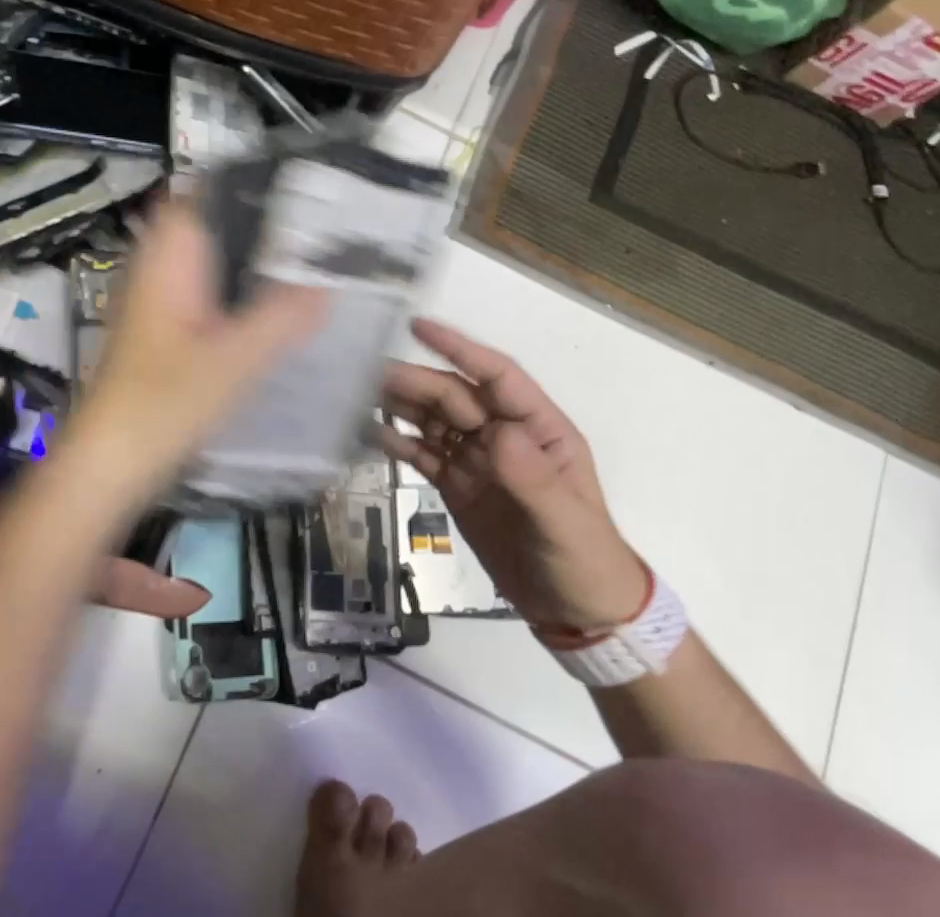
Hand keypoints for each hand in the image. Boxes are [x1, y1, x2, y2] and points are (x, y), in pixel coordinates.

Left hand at [66, 201, 324, 495]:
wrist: (109, 462)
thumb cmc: (164, 404)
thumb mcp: (235, 360)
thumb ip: (283, 317)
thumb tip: (328, 285)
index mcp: (168, 257)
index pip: (206, 192)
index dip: (251, 183)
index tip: (306, 187)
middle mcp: (157, 270)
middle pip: (214, 228)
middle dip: (264, 228)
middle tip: (325, 231)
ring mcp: (157, 303)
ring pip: (212, 266)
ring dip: (253, 266)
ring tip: (313, 268)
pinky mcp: (162, 335)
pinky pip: (207, 299)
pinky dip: (239, 300)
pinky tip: (276, 316)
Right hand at [375, 319, 647, 633]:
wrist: (577, 610)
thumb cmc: (584, 559)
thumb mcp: (564, 521)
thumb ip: (532, 478)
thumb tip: (495, 433)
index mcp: (539, 430)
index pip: (497, 377)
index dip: (459, 350)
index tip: (418, 328)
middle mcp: (505, 437)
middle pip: (454, 397)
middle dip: (414, 381)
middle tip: (366, 372)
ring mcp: (478, 462)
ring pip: (433, 421)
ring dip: (398, 405)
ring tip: (355, 392)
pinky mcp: (457, 488)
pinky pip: (423, 455)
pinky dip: (396, 442)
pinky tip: (366, 432)